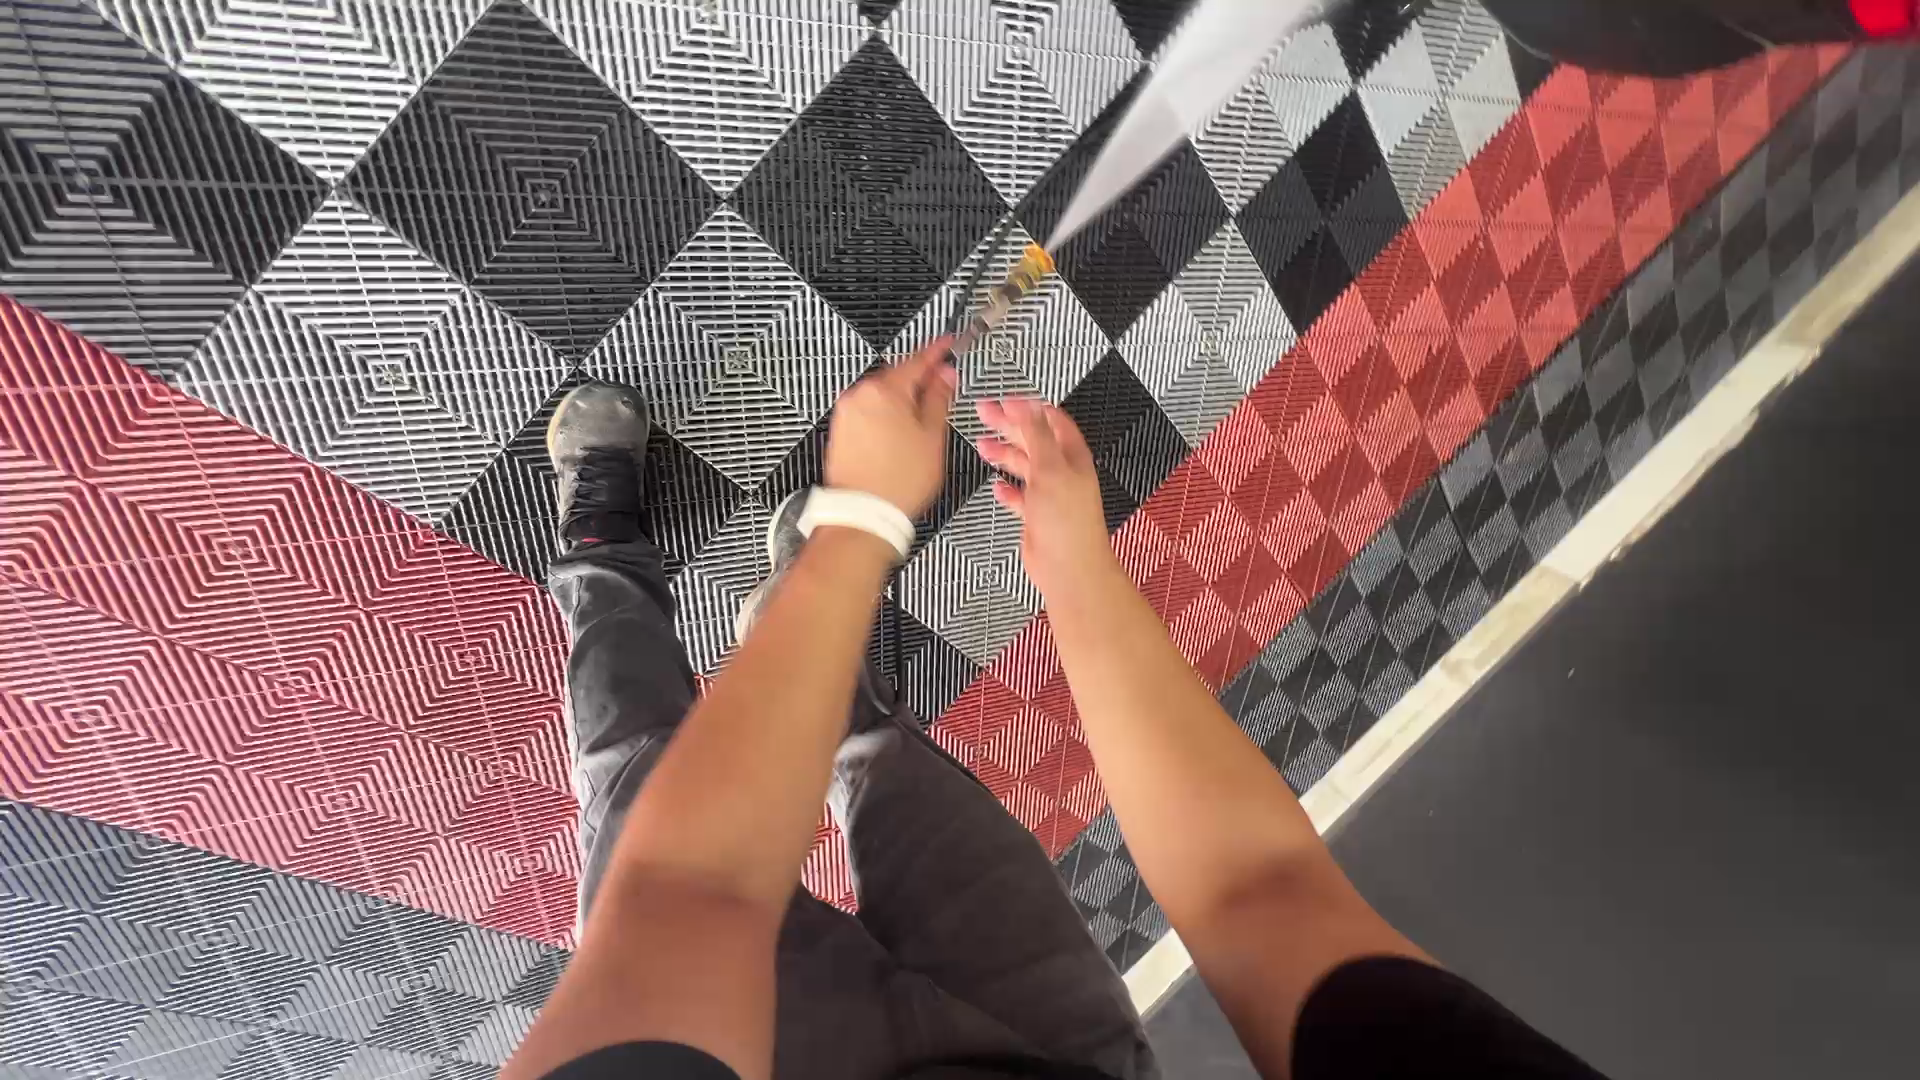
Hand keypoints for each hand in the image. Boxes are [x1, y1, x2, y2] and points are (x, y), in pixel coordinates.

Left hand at [825, 337, 958, 517]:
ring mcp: (846, 414)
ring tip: (921, 424)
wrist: (863, 514)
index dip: (937, 351)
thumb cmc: (896, 482)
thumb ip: (939, 399)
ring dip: (901, 401)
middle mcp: (859, 396)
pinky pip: (868, 413)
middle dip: (919, 381)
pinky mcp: (840, 431)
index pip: (917, 359)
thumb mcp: (932, 437)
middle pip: (896, 377)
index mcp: (884, 391)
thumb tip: (944, 376)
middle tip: (942, 388)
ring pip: (881, 396)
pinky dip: (885, 418)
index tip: (947, 343)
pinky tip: (899, 438)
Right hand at [975, 397, 1120, 600]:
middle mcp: (1062, 473)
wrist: (1069, 568)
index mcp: (1070, 456)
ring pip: (1024, 466)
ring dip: (1004, 454)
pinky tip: (997, 487)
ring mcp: (1050, 495)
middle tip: (984, 413)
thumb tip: (1028, 404)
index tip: (1004, 400)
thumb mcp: (1050, 469)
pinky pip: (1020, 497)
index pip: (1049, 420)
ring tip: (983, 445)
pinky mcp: (1038, 516)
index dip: (1027, 408)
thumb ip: (1037, 435)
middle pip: (1033, 439)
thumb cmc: (1068, 524)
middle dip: (1009, 425)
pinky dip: (1008, 490)